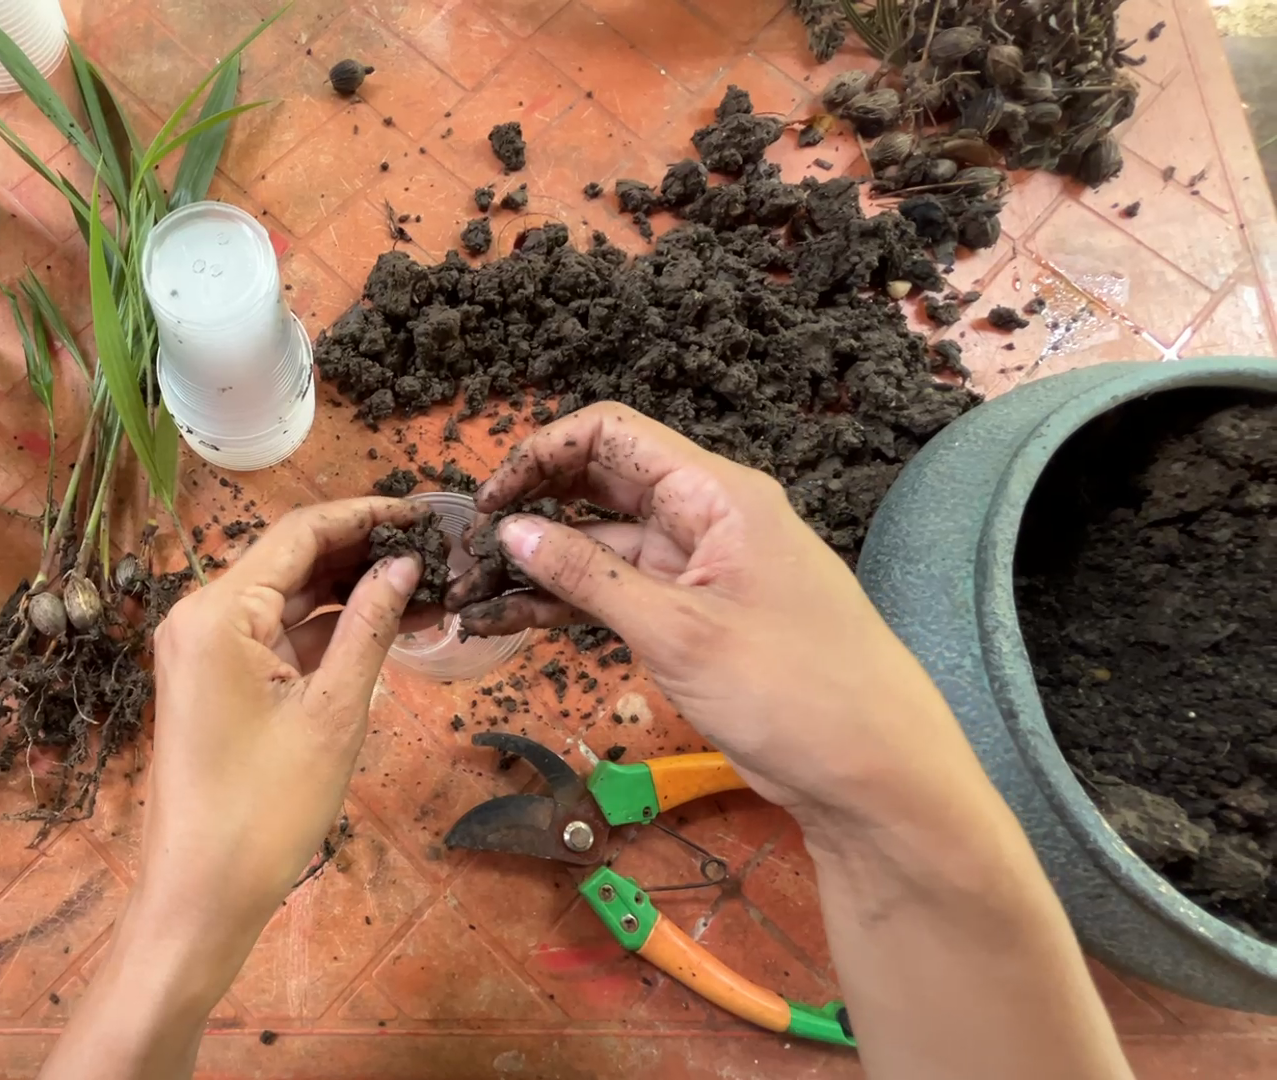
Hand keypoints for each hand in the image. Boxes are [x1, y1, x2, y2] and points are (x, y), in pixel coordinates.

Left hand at [39, 499, 426, 1079]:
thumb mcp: (334, 712)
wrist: (202, 893)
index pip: (299, 532)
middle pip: (292, 559)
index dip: (363, 515)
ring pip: (288, 595)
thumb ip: (369, 627)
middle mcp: (203, 613)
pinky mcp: (218, 674)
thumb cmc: (268, 807)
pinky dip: (325, 626)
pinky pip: (278, 633)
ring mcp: (207, 644)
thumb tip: (405, 565)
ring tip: (420, 577)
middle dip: (360, 550)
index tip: (420, 510)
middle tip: (431, 544)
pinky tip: (381, 618)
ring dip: (347, 588)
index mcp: (219, 610)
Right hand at [445, 402, 984, 833]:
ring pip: (596, 544)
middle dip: (532, 506)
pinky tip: (511, 618)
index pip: (612, 434)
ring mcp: (688, 566)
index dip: (543, 453)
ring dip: (539, 563)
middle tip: (475, 543)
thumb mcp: (678, 629)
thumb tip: (509, 531)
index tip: (492, 498)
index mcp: (714, 493)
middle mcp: (699, 516)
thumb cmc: (792, 689)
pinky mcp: (680, 612)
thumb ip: (587, 575)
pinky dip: (564, 600)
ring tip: (478, 590)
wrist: (873, 779)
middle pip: (597, 484)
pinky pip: (609, 590)